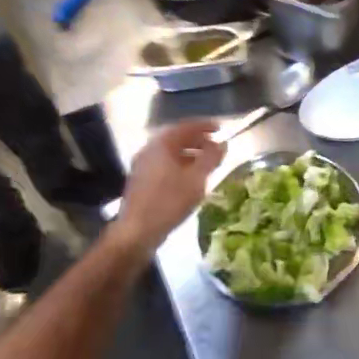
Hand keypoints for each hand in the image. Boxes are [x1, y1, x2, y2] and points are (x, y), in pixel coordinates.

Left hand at [112, 121, 225, 254]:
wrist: (136, 232)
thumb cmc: (169, 202)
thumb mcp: (196, 179)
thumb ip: (211, 158)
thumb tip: (222, 143)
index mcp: (162, 144)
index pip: (186, 126)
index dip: (205, 125)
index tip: (221, 128)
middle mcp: (149, 149)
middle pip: (176, 138)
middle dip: (198, 140)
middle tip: (215, 146)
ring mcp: (142, 165)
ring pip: (169, 152)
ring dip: (189, 153)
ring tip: (206, 163)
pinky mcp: (140, 180)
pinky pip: (163, 164)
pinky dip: (179, 164)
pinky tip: (189, 178)